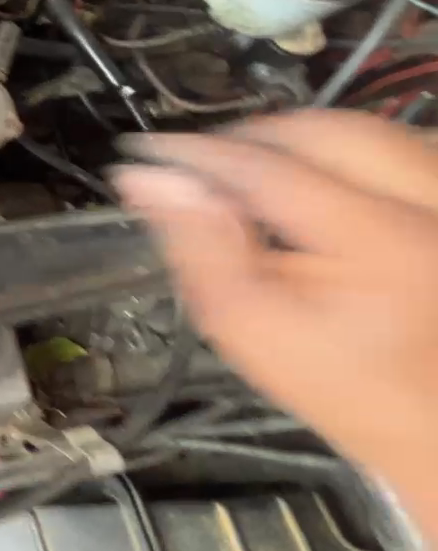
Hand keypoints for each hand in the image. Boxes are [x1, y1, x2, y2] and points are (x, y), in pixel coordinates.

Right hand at [111, 111, 437, 534]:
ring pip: (372, 131)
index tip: (142, 153)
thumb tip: (146, 180)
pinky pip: (403, 152)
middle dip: (249, 137)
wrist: (431, 420)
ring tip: (247, 173)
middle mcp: (434, 209)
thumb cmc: (333, 381)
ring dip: (298, 142)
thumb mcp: (240, 319)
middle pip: (328, 130)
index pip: (264, 165)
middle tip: (197, 163)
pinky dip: (343, 156)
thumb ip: (194, 241)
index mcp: (378, 240)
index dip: (193, 152)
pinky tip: (306, 186)